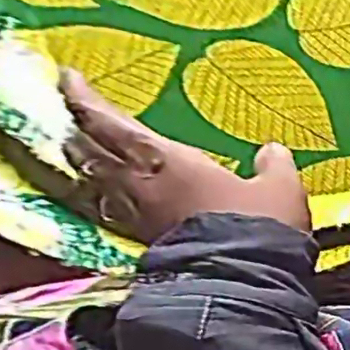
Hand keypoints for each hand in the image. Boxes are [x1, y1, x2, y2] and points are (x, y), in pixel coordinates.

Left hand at [60, 68, 310, 242]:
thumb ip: (274, 166)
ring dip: (81, 160)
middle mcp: (135, 180)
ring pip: (88, 176)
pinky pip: (102, 206)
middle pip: (86, 147)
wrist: (244, 272)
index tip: (68, 77)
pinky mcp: (136, 235)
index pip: (108, 121)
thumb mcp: (282, 188)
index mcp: (165, 158)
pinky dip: (97, 193)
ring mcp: (132, 210)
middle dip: (76, 127)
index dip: (83, 97)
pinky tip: (104, 193)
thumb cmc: (260, 221)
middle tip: (75, 114)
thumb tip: (273, 149)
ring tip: (83, 150)